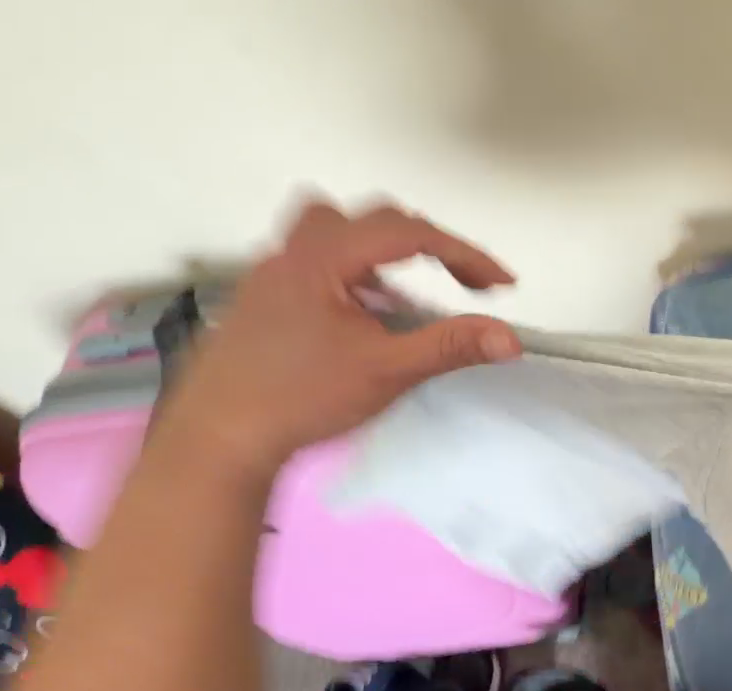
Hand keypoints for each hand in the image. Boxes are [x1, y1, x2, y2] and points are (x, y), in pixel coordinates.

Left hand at [160, 199, 522, 475]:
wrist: (221, 431)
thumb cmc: (303, 395)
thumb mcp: (389, 370)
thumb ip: (451, 346)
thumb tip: (511, 339)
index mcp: (323, 259)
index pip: (408, 233)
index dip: (465, 254)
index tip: (505, 285)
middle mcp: (294, 251)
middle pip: (373, 219)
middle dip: (430, 245)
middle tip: (466, 284)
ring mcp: (276, 272)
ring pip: (337, 231)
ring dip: (386, 252)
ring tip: (411, 296)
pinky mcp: (270, 297)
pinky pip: (322, 261)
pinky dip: (361, 274)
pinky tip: (372, 318)